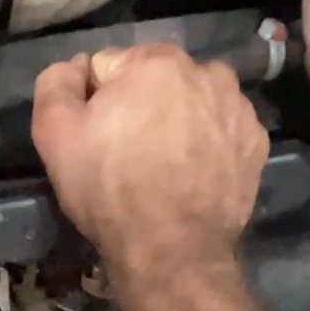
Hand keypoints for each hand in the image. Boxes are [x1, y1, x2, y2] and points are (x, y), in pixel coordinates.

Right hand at [31, 43, 266, 283]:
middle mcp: (205, 71)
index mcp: (154, 61)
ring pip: (188, 103)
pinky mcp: (254, 142)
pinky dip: (202, 144)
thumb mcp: (55, 135)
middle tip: (121, 154)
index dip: (91, 103)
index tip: (91, 137)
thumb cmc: (107, 187)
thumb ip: (54, 85)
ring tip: (157, 166)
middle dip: (135, 107)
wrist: (171, 249)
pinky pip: (217, 130)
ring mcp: (237, 107)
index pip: (106, 66)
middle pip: (151, 81)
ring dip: (172, 121)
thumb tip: (72, 67)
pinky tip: (186, 176)